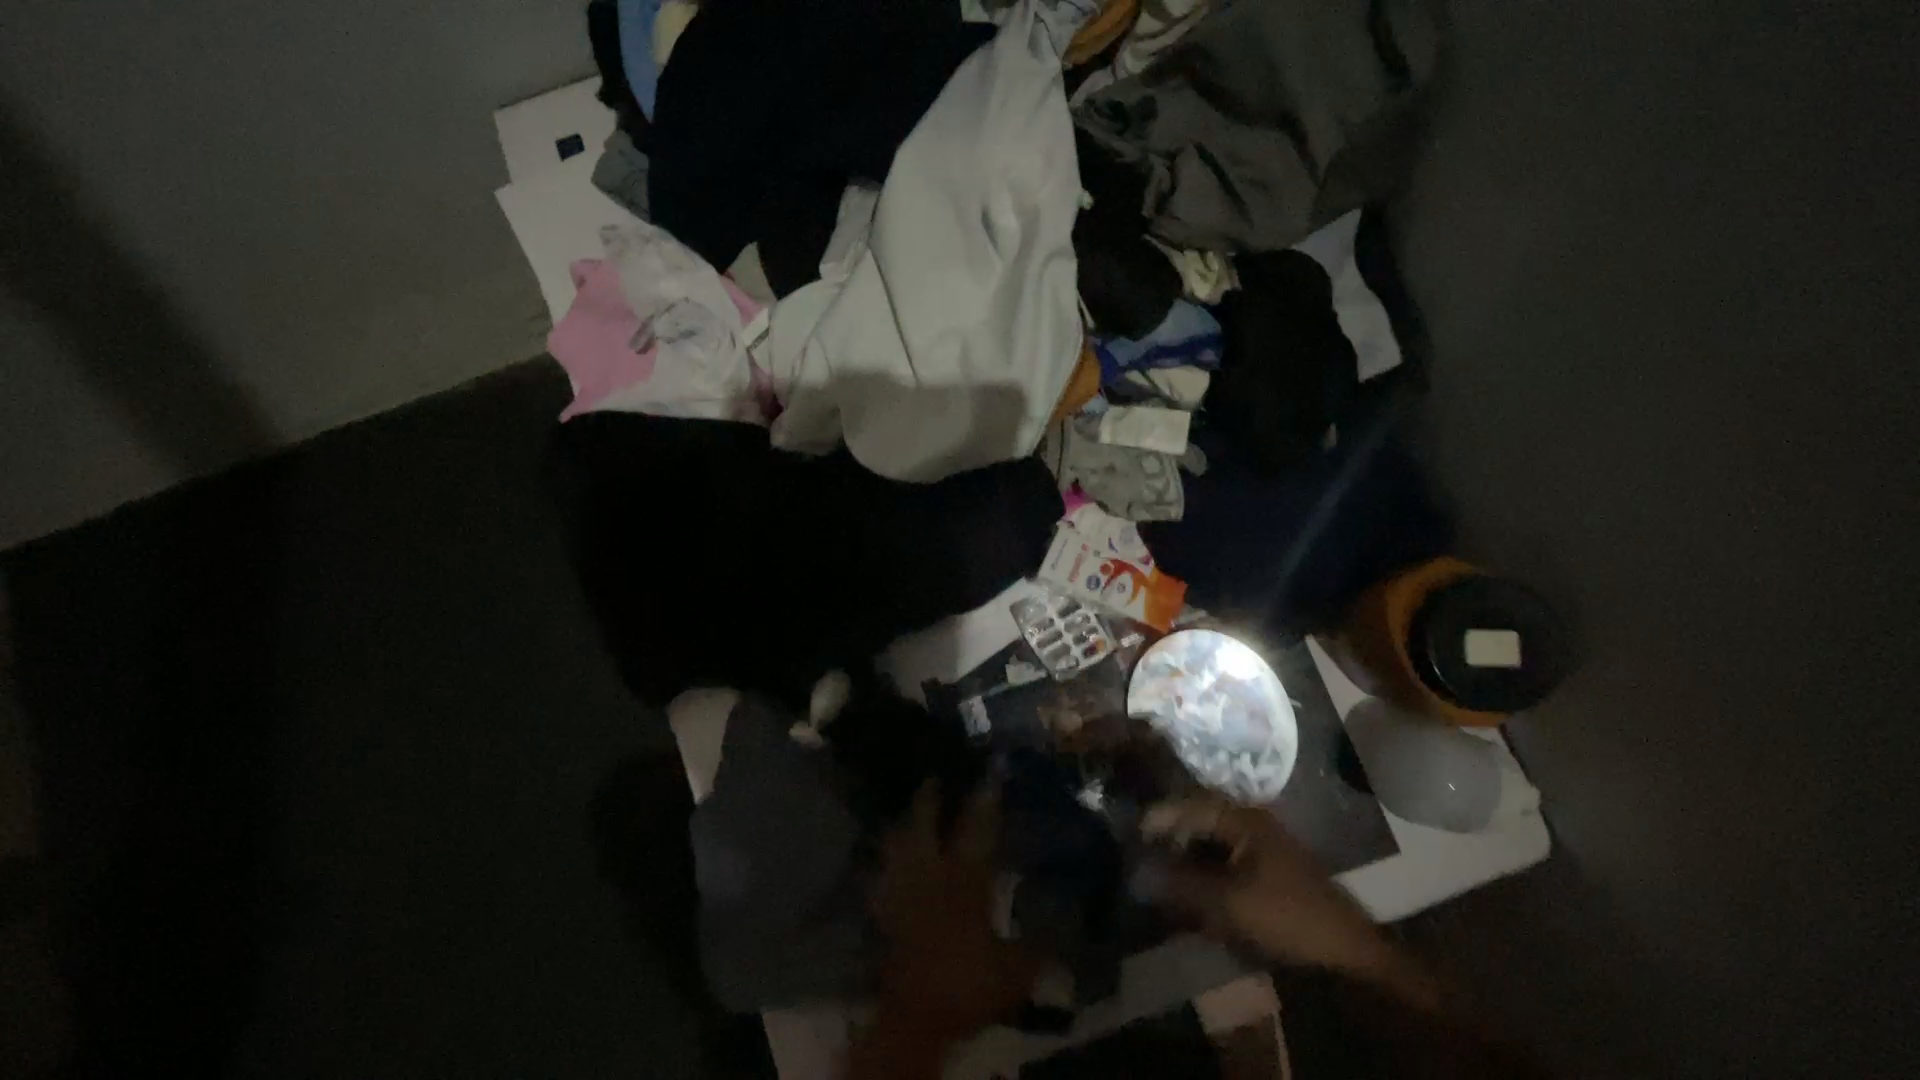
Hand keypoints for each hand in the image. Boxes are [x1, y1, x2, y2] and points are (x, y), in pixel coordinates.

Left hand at [869, 781, 1042, 1041]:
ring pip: (896, 842)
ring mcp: (900, 889)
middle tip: (936, 776)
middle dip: (929, 797)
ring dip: (904, 823)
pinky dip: (884, 862)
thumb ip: (1040, 945)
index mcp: (963, 880)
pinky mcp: (882, 910)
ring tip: (910, 811)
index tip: (989, 772)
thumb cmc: (966, 986)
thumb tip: (1067, 925)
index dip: (985, 799)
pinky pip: (880, 875)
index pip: (976, 828)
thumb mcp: (1016, 970)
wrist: (913, 1018)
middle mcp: (928, 874)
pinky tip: (888, 860)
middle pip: (922, 822)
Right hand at [1143, 796, 1436, 1007]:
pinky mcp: (1266, 875)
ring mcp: (1261, 849)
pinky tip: (1188, 897)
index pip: (1189, 804)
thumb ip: (1178, 883)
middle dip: (1169, 838)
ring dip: (1184, 859)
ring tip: (1160, 879)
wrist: (1346, 956)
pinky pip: (1224, 865)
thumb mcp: (1226, 902)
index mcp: (1244, 819)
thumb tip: (1136, 871)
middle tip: (1141, 858)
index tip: (1131, 835)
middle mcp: (1251, 825)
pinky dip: (1203, 876)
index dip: (1158, 817)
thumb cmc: (1286, 917)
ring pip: (1209, 845)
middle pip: (1198, 821)